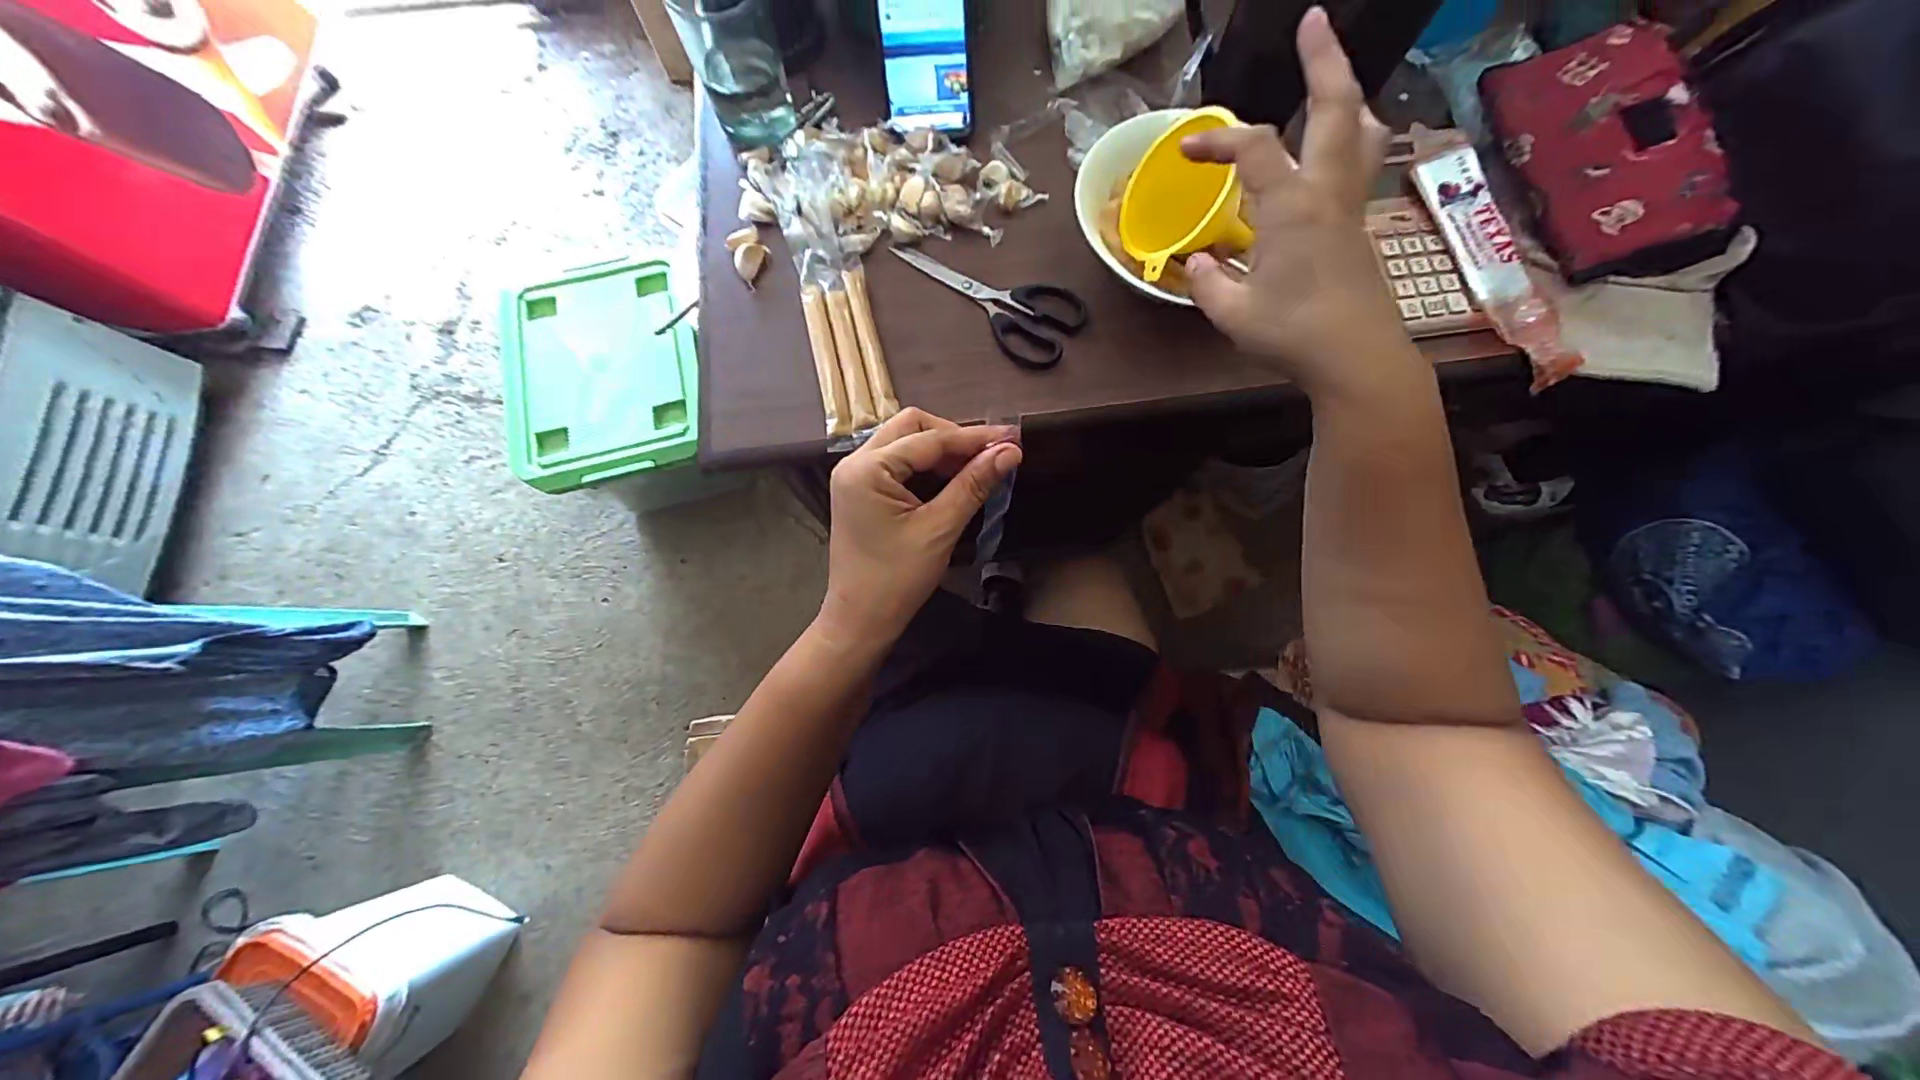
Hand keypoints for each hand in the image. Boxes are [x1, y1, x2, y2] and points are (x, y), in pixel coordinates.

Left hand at [817, 408, 1021, 645]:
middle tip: (991, 455)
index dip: (974, 438)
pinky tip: (954, 478)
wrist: (861, 620)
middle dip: (955, 437)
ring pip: (905, 441)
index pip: (929, 439)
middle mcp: (855, 463)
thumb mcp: (939, 529)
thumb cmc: (896, 579)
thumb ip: (973, 485)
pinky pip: (898, 462)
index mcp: (867, 469)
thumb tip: (1009, 452)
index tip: (1013, 440)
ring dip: (942, 450)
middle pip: (913, 427)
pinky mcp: (862, 490)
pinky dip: (927, 465)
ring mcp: (856, 476)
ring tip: (978, 465)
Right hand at [1181, 7, 1413, 399]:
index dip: (1217, 138)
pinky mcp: (1360, 230)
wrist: (1356, 359)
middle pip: (1337, 108)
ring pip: (1363, 134)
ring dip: (1348, 100)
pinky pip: (1359, 167)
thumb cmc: (1292, 334)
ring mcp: (1351, 209)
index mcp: (1292, 207)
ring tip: (1330, 89)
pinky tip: (1327, 160)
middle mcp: (1328, 194)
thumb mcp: (1232, 314)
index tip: (1187, 149)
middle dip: (1325, 60)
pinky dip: (1345, 144)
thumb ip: (1208, 282)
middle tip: (1314, 21)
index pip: (1254, 149)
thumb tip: (1197, 261)